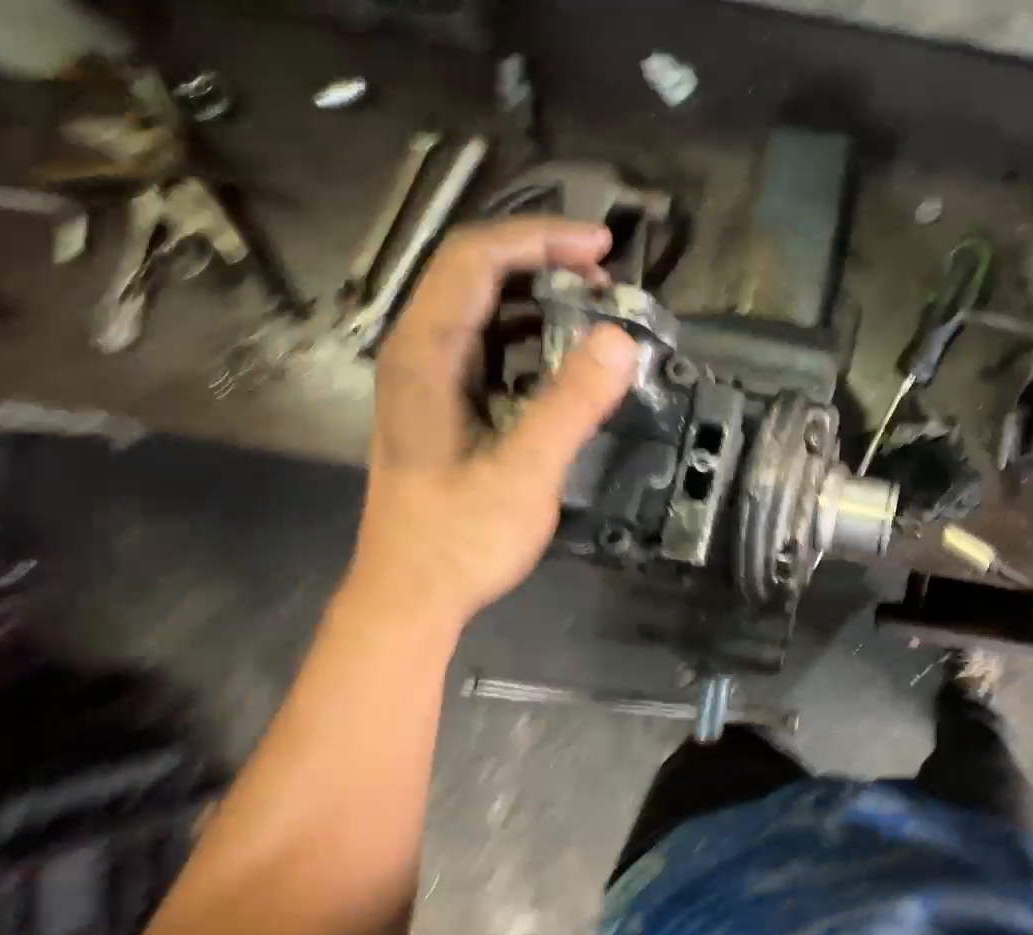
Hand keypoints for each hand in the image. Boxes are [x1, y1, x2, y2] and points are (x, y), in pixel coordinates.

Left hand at [346, 218, 638, 625]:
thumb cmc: (458, 538)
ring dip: (541, 296)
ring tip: (598, 307)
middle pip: (475, 273)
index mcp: (424, 355)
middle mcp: (419, 353)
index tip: (601, 247)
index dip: (538, 240)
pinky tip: (570, 355)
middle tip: (608, 277)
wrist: (410, 596)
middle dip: (543, 260)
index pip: (474, 261)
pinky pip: (491, 346)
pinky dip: (535, 334)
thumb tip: (622, 340)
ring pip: (483, 309)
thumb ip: (571, 405)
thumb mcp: (523, 473)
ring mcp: (429, 379)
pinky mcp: (447, 405)